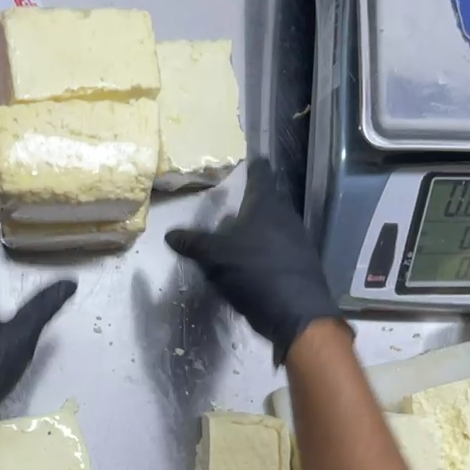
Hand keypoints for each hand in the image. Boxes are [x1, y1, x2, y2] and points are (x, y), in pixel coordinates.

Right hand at [165, 159, 342, 362]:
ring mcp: (297, 241)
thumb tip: (170, 234)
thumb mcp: (215, 256)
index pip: (261, 174)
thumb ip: (194, 243)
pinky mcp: (299, 264)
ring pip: (273, 227)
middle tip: (232, 205)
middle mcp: (286, 217)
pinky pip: (277, 250)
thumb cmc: (254, 270)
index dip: (254, 166)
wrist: (295, 310)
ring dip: (257, 231)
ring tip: (237, 238)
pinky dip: (264, 252)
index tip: (250, 159)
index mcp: (266, 204)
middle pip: (268, 202)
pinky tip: (251, 265)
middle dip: (251, 203)